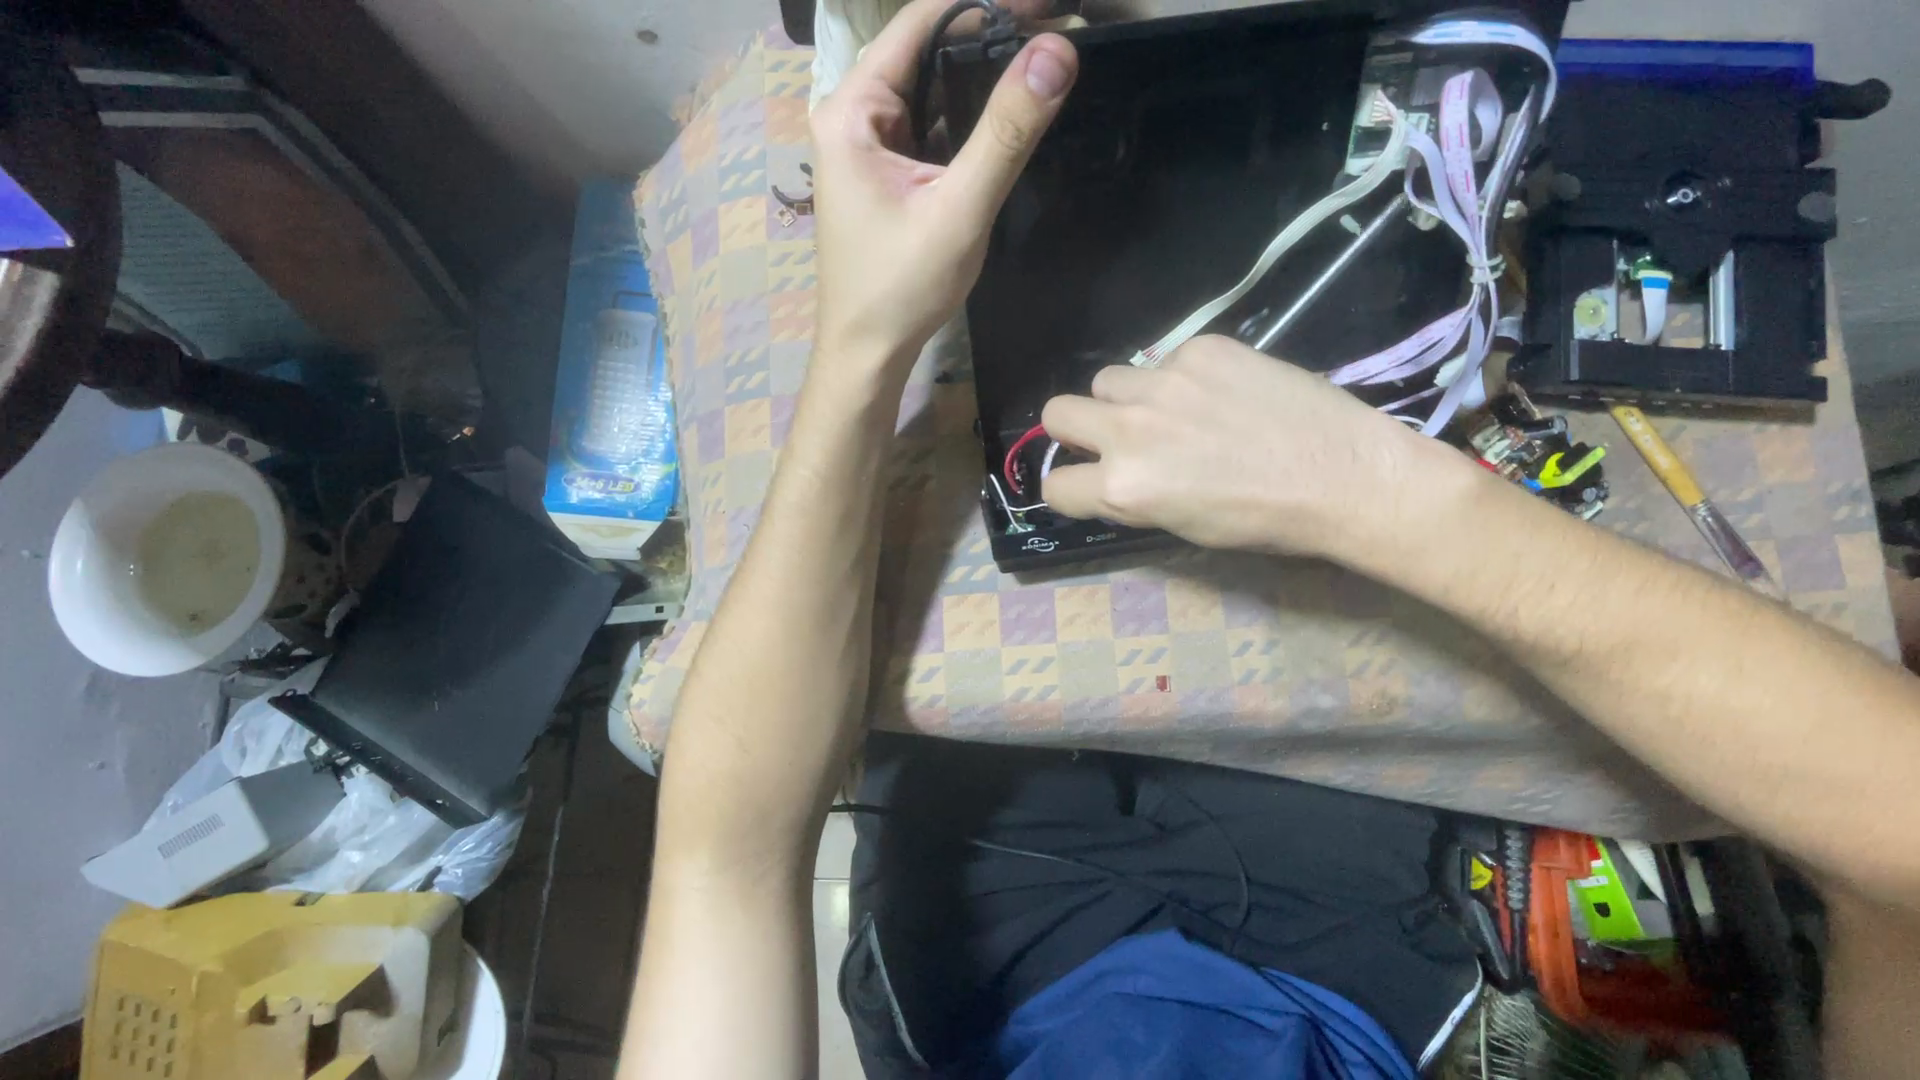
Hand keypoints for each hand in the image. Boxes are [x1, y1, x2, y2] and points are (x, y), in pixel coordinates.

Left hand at [809, 0, 1077, 381]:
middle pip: (925, 50)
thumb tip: (1059, 51)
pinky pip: (929, 125)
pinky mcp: (883, 172)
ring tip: (1043, 67)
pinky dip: (966, 117)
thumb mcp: (958, 209)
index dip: (986, 4)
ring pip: (930, 89)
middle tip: (1056, 38)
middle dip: (989, 37)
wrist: (867, 353)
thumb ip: (1006, 132)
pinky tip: (1006, 116)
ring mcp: (865, 145)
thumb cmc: (901, 289)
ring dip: (981, 78)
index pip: (920, 23)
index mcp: (852, 111)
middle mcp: (851, 115)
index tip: (1048, 5)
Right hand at [1040, 335, 1473, 558]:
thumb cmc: (1264, 522)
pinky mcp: (1203, 349)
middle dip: (1076, 429)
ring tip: (1173, 412)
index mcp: (1123, 487)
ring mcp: (1165, 382)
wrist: (1345, 477)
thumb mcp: (1181, 525)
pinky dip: (1182, 378)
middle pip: (1057, 413)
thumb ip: (1131, 495)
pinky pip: (1166, 360)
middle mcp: (1130, 429)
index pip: (1055, 484)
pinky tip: (1224, 395)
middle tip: (1114, 438)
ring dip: (1125, 398)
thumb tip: (1110, 475)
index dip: (1072, 488)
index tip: (1091, 485)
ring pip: (1106, 379)